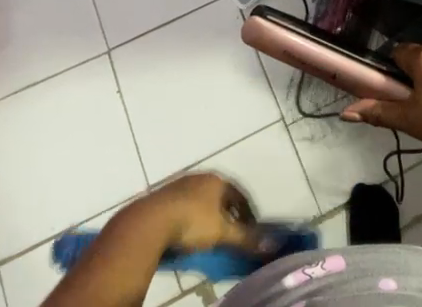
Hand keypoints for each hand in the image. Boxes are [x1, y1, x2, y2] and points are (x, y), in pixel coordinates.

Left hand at [119, 173, 265, 255]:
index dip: (248, 210)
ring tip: (212, 231)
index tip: (252, 225)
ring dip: (210, 213)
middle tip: (234, 228)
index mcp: (217, 180)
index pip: (240, 193)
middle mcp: (200, 177)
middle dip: (229, 211)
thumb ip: (245, 237)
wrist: (151, 221)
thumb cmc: (192, 222)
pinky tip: (190, 229)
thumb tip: (271, 243)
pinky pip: (186, 203)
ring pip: (202, 198)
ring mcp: (180, 184)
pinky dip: (193, 215)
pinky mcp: (164, 195)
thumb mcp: (222, 232)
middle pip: (221, 193)